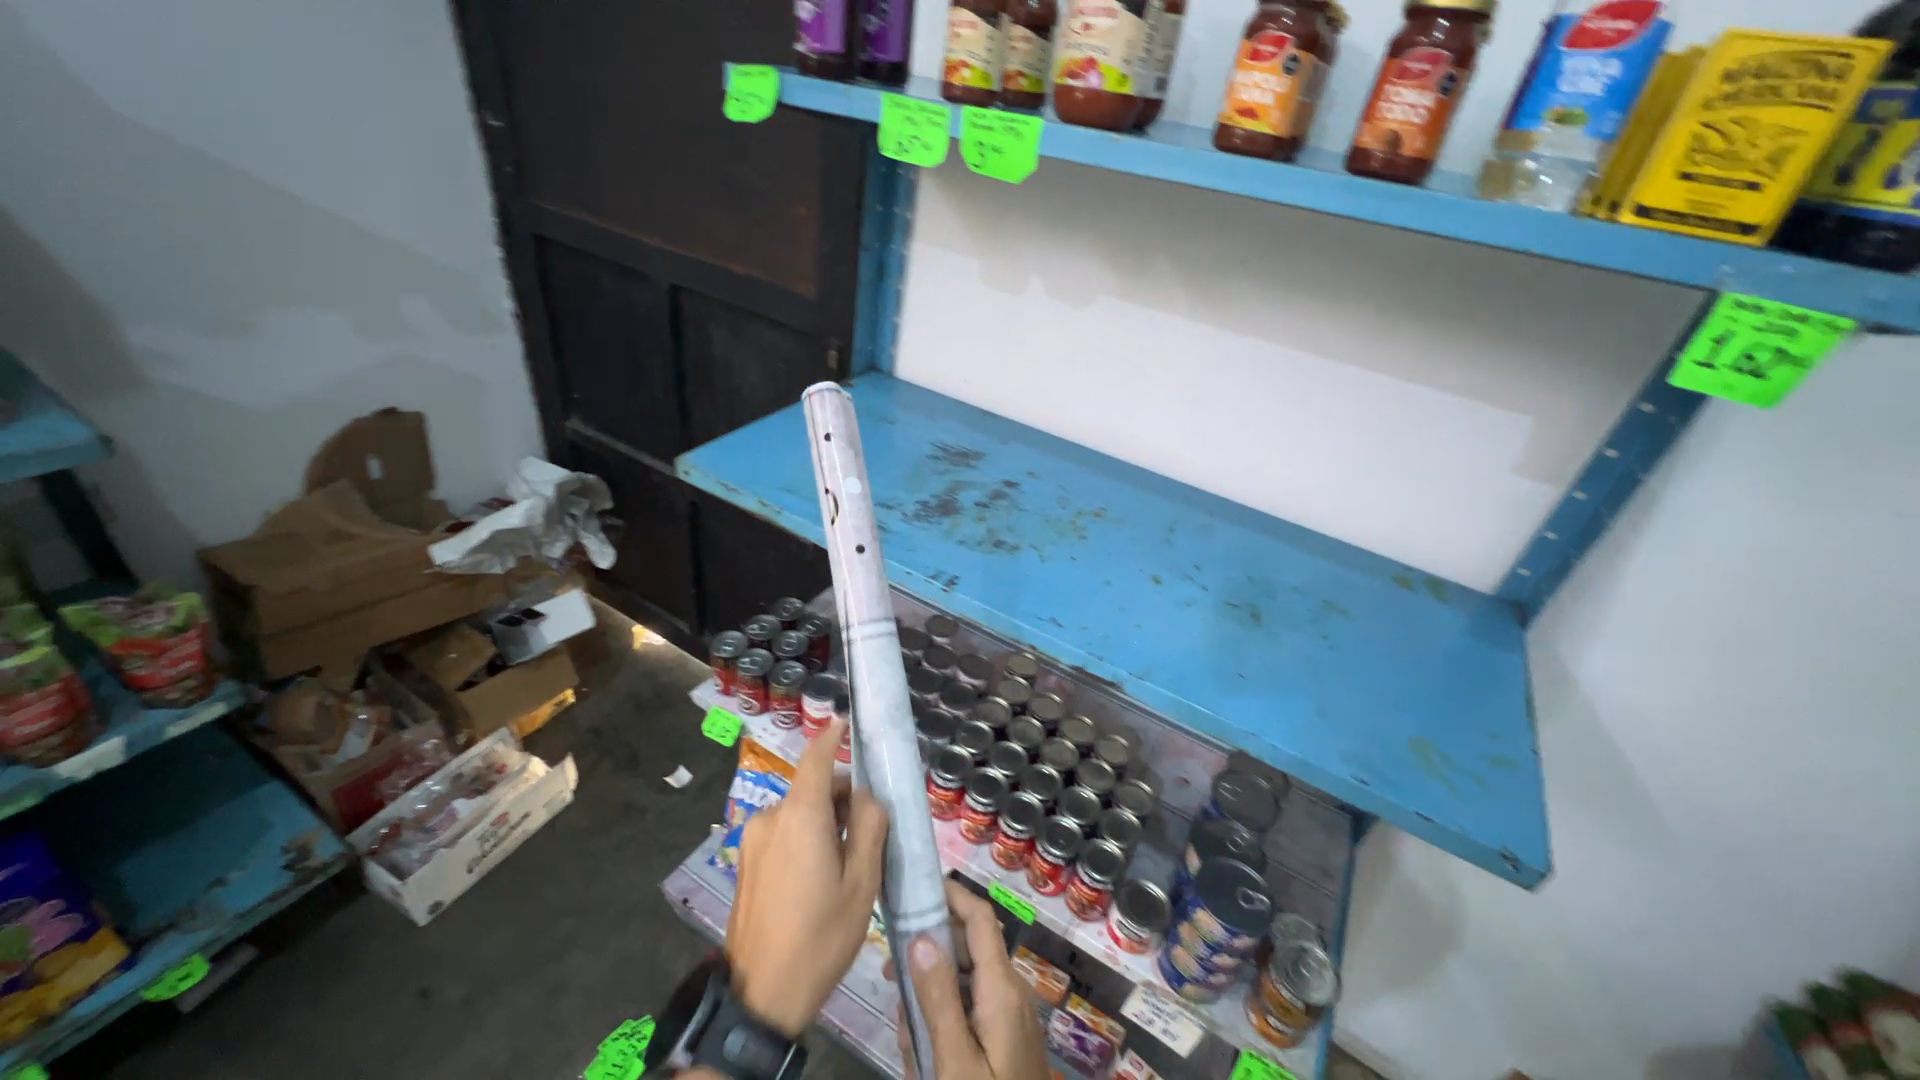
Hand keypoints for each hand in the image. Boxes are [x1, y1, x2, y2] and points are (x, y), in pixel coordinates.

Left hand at [728, 717, 888, 1037]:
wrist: (762, 991)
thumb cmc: (821, 935)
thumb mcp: (862, 882)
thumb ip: (870, 828)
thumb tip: (869, 796)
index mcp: (800, 815)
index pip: (816, 758)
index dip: (832, 737)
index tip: (846, 722)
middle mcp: (771, 817)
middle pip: (812, 790)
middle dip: (842, 799)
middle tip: (872, 830)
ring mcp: (753, 840)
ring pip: (799, 815)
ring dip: (824, 823)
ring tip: (850, 862)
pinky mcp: (746, 862)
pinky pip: (783, 835)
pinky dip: (806, 840)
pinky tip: (821, 877)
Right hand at [899, 881, 1048, 1079]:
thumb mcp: (955, 1062)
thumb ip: (938, 999)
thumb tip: (923, 936)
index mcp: (1002, 988)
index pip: (980, 918)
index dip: (951, 894)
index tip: (914, 885)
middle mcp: (1012, 990)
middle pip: (968, 947)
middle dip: (929, 952)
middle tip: (888, 972)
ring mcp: (1012, 1013)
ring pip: (965, 981)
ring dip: (933, 994)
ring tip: (907, 1030)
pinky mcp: (1008, 1034)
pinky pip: (972, 1009)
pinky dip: (946, 1017)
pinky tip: (925, 1052)